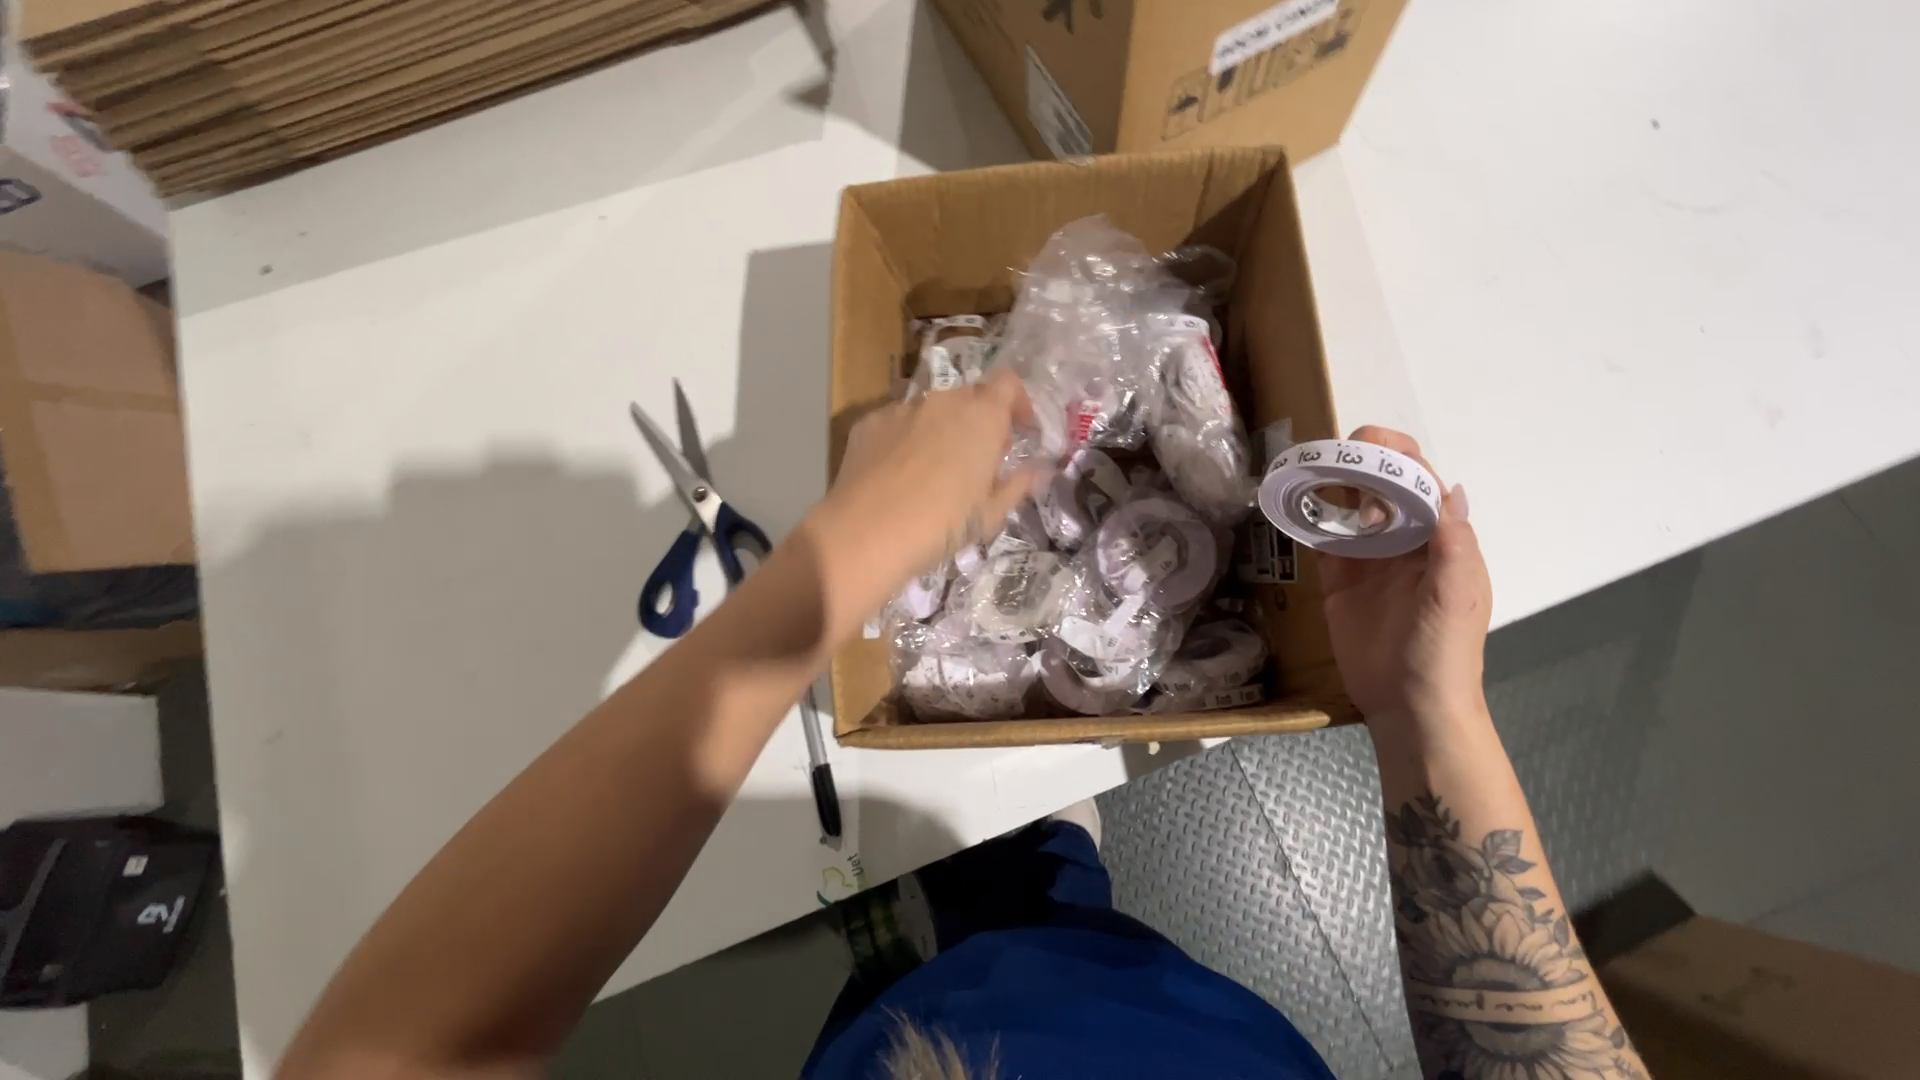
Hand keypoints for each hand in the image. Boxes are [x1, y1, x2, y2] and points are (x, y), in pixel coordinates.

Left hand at [806, 370, 1040, 623]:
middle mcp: (942, 401)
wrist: (867, 533)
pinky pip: (897, 423)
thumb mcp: (991, 514)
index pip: (1008, 384)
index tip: (1020, 430)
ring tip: (935, 470)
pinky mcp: (868, 423)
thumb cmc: (942, 526)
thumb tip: (1038, 471)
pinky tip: (898, 475)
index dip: (1017, 403)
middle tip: (979, 460)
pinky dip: (906, 440)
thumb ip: (1019, 485)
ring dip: (942, 430)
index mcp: (982, 417)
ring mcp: (901, 409)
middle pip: (970, 396)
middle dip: (980, 421)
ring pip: (931, 410)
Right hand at [1319, 426, 1490, 728]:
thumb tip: (1449, 491)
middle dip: (1357, 463)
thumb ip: (1452, 546)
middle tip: (1326, 465)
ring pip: (1349, 505)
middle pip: (1381, 484)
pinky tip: (1292, 506)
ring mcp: (1368, 557)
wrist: (1408, 704)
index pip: (1419, 480)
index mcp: (1440, 535)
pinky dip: (1308, 519)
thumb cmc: (1443, 651)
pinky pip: (1322, 538)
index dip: (1394, 457)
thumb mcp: (1456, 597)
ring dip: (1329, 485)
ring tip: (1303, 475)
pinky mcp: (1337, 578)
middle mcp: (1404, 537)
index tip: (1360, 450)